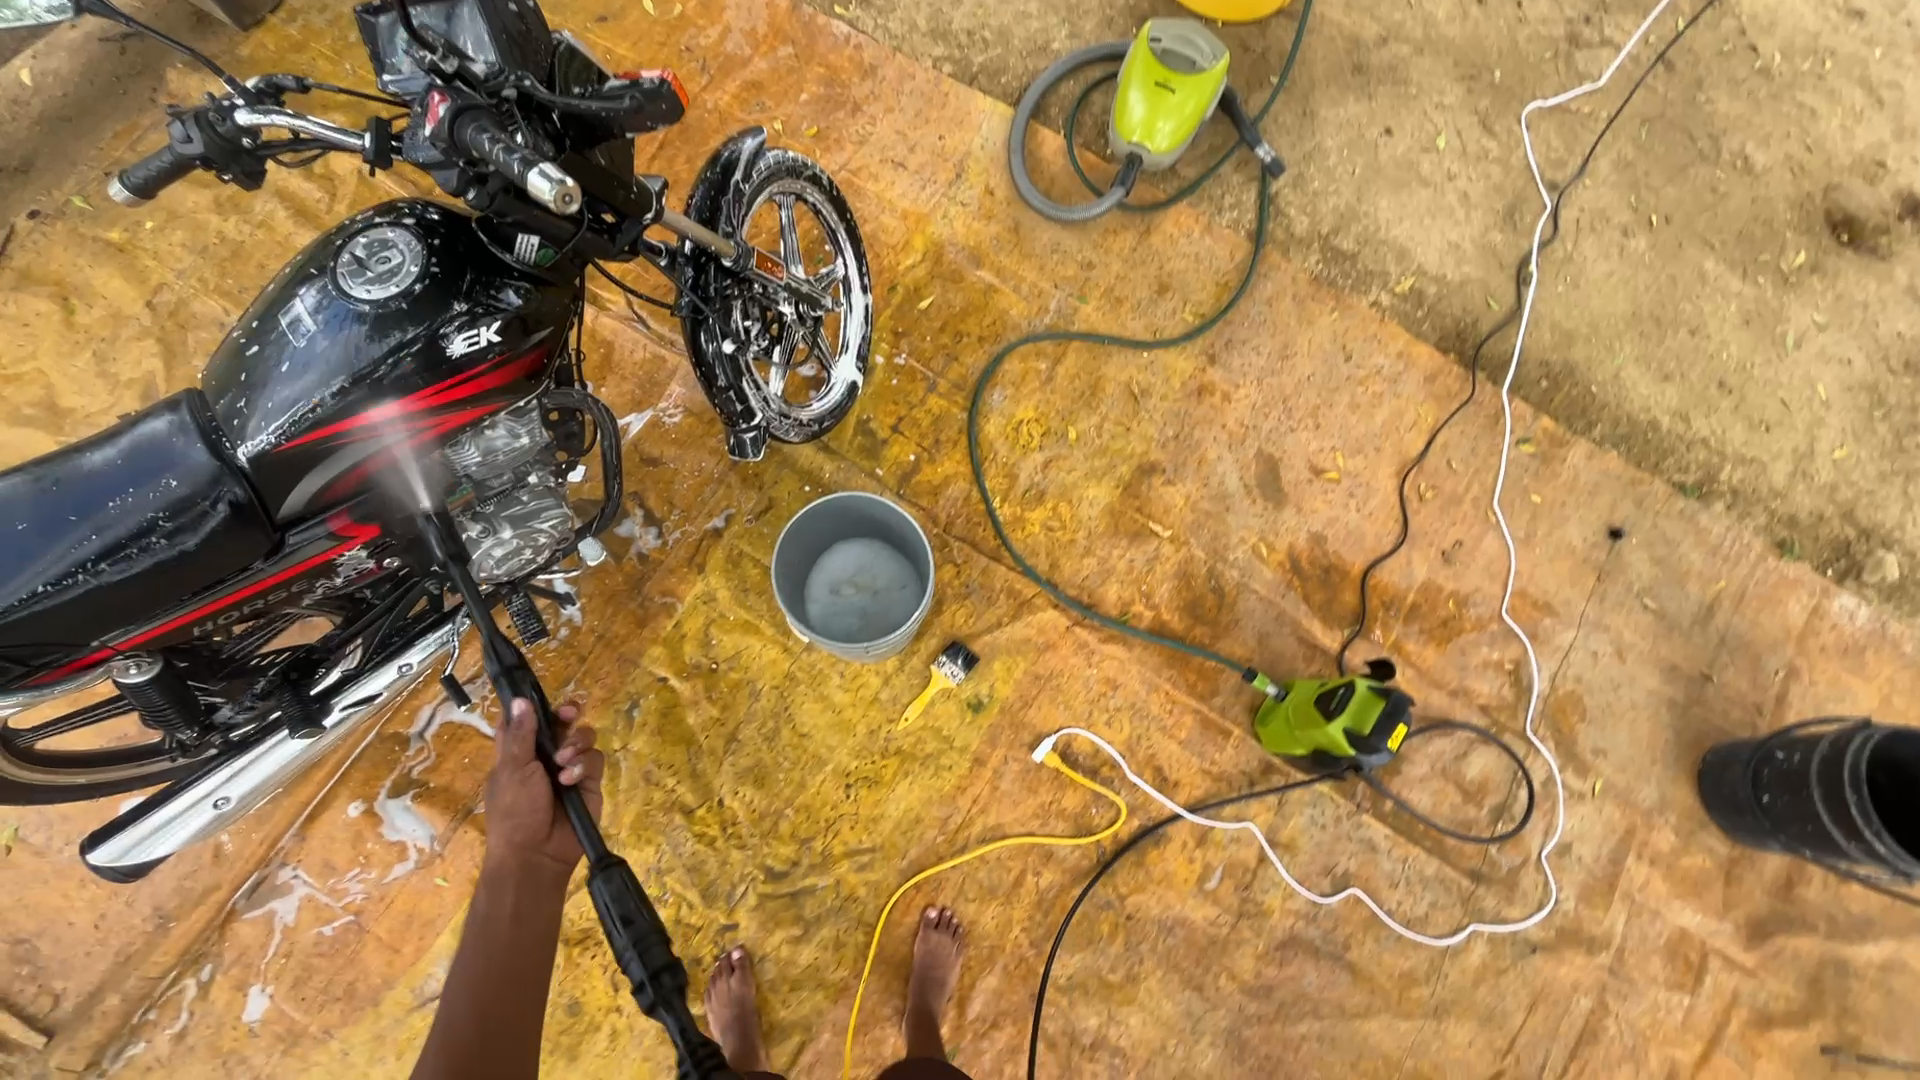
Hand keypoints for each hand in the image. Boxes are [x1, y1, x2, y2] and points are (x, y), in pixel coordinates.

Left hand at [484, 699, 603, 879]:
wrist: (536, 852)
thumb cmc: (513, 811)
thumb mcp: (511, 769)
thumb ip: (520, 734)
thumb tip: (519, 699)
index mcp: (518, 752)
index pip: (526, 721)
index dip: (532, 707)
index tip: (537, 698)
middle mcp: (545, 756)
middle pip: (561, 722)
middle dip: (567, 714)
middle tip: (569, 714)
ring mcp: (570, 767)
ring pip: (583, 736)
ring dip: (575, 743)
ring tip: (564, 761)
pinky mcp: (591, 781)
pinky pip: (595, 759)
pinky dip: (584, 766)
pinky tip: (571, 780)